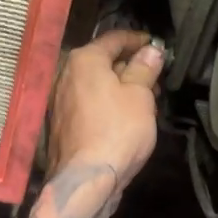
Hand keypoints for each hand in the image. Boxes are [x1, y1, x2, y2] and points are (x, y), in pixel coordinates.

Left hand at [46, 30, 163, 188]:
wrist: (85, 179)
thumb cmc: (117, 129)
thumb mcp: (140, 95)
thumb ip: (144, 68)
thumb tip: (150, 50)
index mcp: (84, 59)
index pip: (114, 38)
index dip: (138, 40)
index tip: (157, 45)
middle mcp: (65, 73)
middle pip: (103, 60)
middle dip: (130, 66)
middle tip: (155, 77)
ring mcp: (60, 99)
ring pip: (96, 83)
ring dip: (120, 86)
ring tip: (146, 99)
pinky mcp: (61, 122)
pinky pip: (89, 101)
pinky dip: (107, 102)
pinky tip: (125, 116)